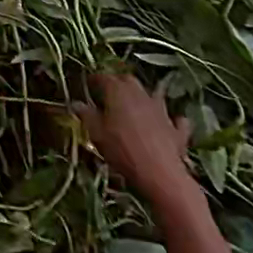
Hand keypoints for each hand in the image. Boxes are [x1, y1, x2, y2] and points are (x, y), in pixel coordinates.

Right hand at [75, 70, 197, 200]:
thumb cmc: (122, 150)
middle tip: (108, 93)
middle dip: (117, 83)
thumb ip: (86, 115)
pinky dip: (171, 119)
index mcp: (118, 90)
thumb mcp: (96, 134)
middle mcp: (140, 93)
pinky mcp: (176, 129)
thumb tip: (76, 103)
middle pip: (127, 80)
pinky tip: (168, 123)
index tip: (87, 85)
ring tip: (135, 106)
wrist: (161, 175)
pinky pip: (175, 119)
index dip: (94, 80)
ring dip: (143, 97)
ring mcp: (161, 109)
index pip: (103, 77)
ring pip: (151, 94)